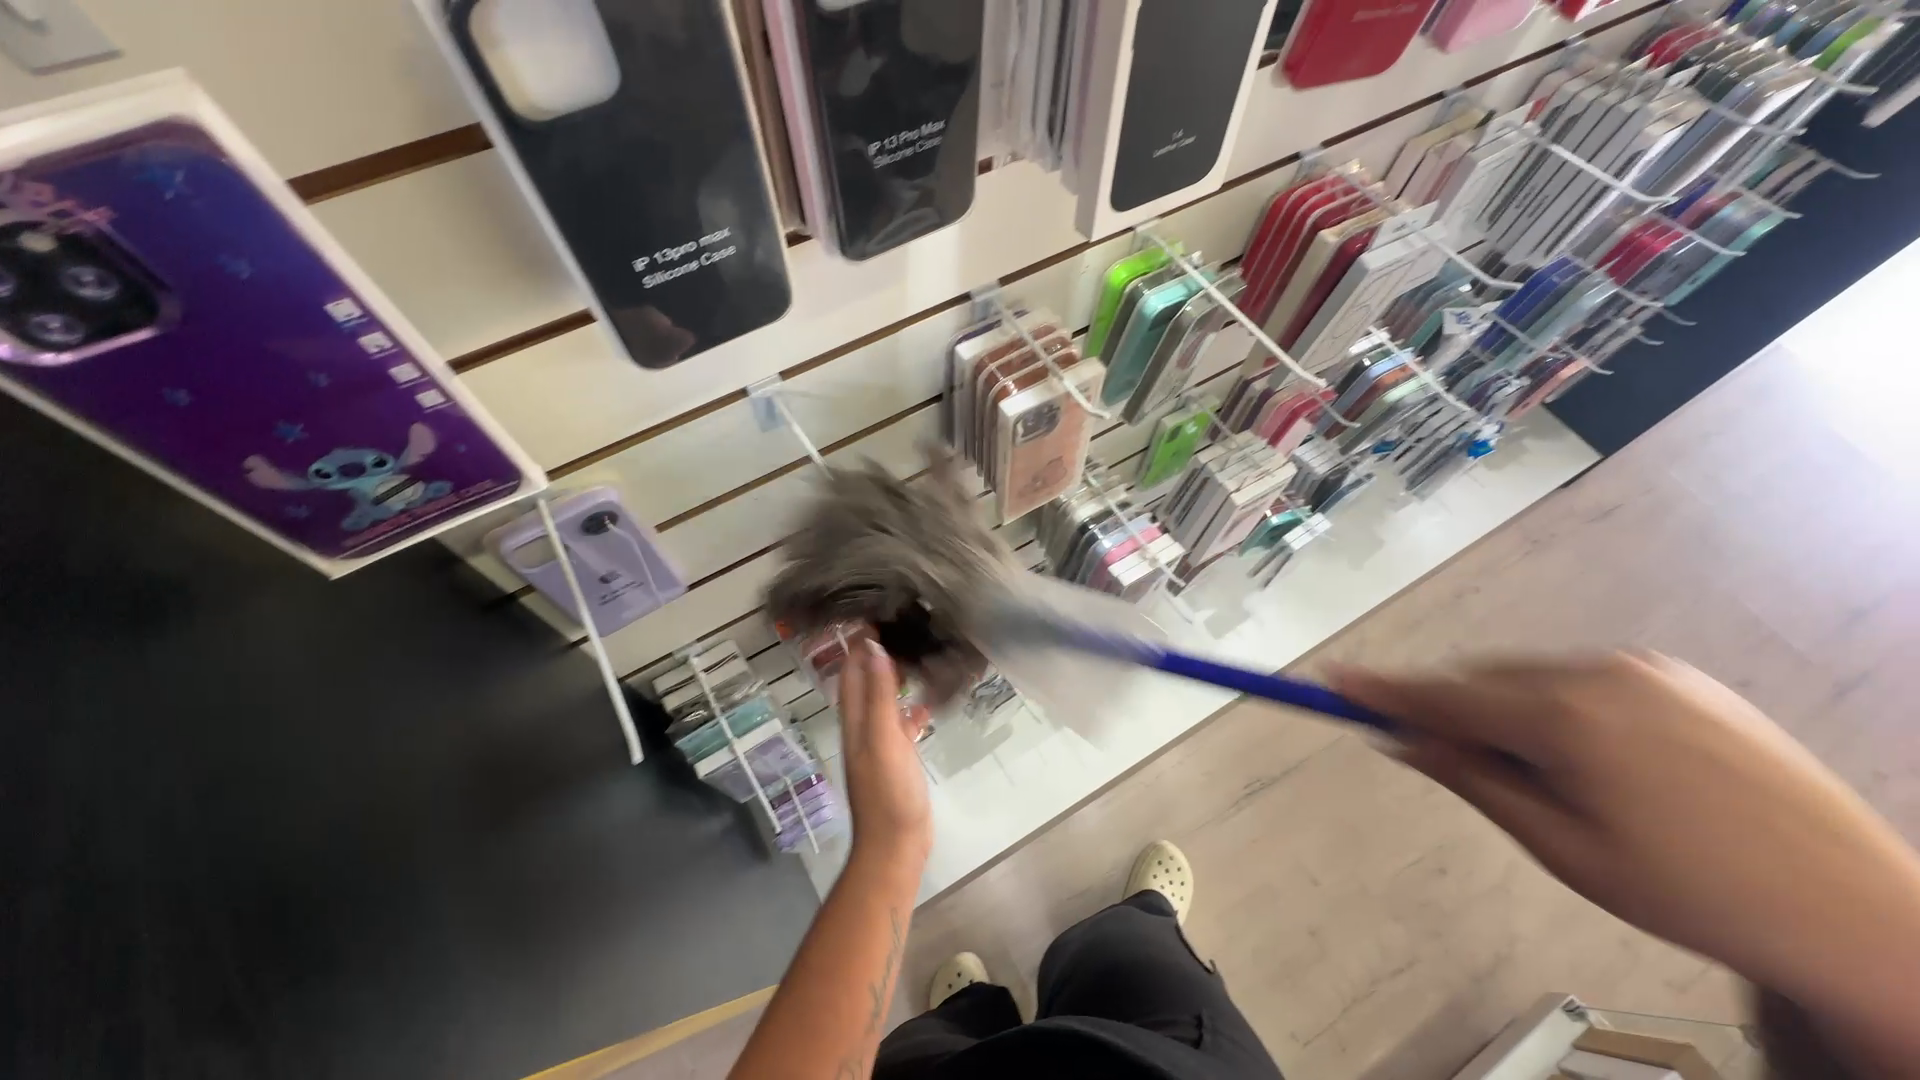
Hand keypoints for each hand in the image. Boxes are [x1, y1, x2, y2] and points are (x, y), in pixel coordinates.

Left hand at [838, 636, 932, 860]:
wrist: (895, 844)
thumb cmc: (888, 792)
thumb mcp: (883, 739)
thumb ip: (878, 695)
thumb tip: (872, 648)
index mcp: (855, 721)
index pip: (852, 672)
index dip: (858, 644)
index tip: (874, 613)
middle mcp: (862, 728)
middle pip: (865, 682)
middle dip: (876, 655)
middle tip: (900, 627)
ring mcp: (879, 745)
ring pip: (883, 702)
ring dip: (894, 679)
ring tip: (916, 655)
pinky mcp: (897, 759)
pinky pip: (900, 725)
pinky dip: (910, 710)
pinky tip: (927, 704)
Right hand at [1335, 653, 1919, 1015]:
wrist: (1854, 909)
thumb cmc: (1688, 892)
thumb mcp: (1558, 846)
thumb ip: (1471, 776)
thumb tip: (1403, 739)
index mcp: (1566, 718)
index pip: (1443, 694)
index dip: (1380, 689)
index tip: (1330, 677)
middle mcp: (1601, 674)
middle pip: (1485, 680)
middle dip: (1458, 714)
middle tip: (1461, 767)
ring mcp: (1647, 669)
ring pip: (1533, 679)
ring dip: (1512, 714)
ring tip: (1554, 782)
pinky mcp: (1680, 677)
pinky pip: (1584, 680)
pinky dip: (1559, 708)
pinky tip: (1598, 763)